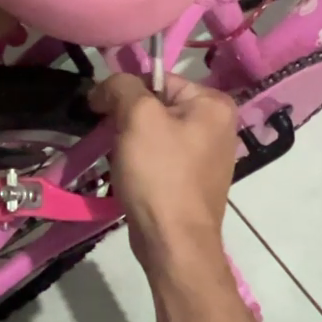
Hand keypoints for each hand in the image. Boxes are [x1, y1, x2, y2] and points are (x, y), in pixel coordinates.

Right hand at [90, 73, 239, 274]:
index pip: (160, 79)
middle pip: (158, 106)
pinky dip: (141, 164)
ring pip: (156, 133)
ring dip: (131, 143)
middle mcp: (219, 125)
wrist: (173, 243)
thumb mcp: (137, 117)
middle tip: (111, 139)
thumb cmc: (160, 174)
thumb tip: (106, 88)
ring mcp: (209, 156)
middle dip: (129, 120)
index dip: (126, 92)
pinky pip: (161, 159)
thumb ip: (121, 87)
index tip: (102, 110)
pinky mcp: (194, 181)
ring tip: (120, 161)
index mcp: (214, 104)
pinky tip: (130, 178)